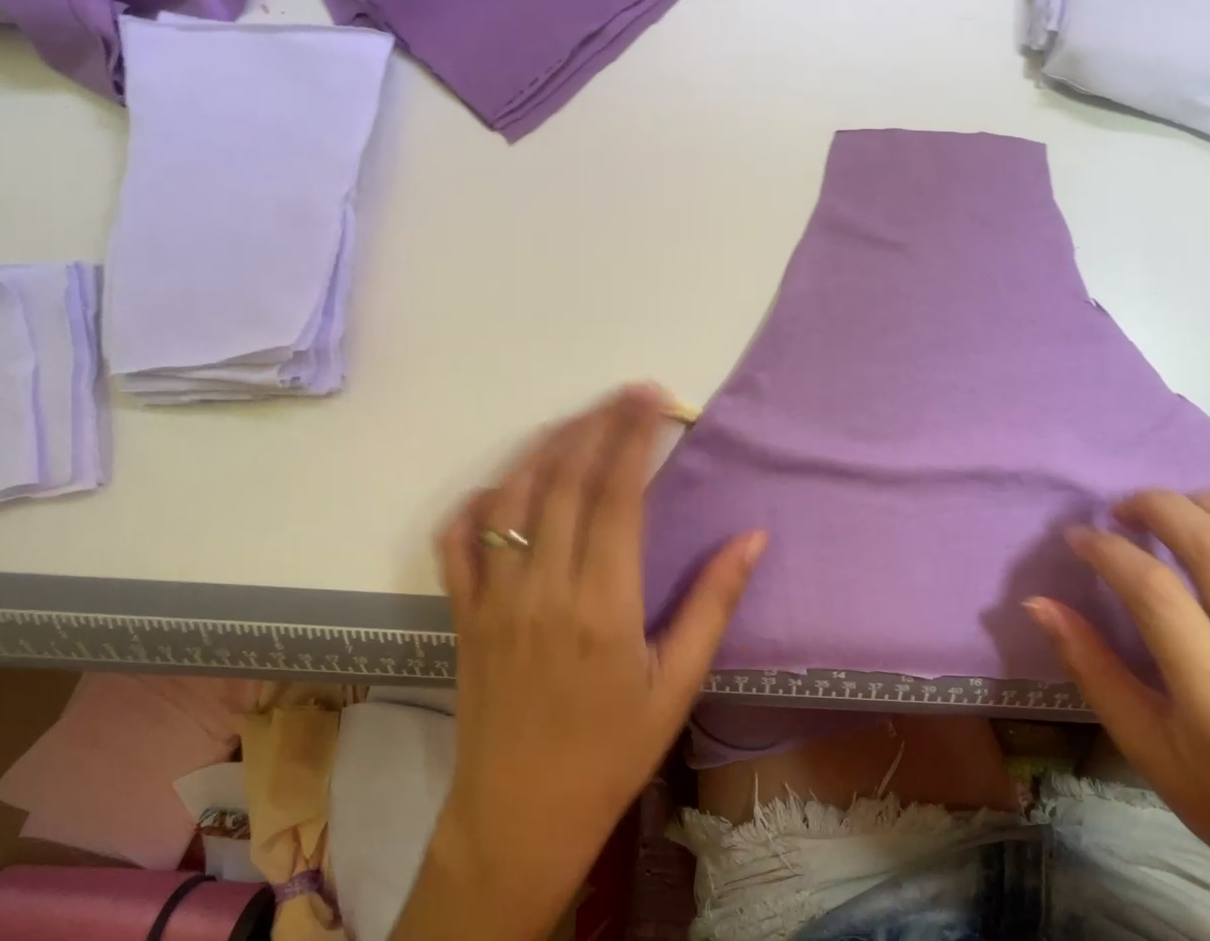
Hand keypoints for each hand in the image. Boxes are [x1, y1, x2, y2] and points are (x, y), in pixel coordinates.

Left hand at [395, 386, 766, 940]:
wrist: (520, 814)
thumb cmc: (611, 751)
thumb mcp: (677, 685)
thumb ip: (712, 604)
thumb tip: (752, 537)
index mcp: (602, 603)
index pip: (616, 495)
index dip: (633, 437)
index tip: (652, 398)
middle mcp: (543, 587)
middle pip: (564, 481)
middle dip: (597, 426)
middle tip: (627, 394)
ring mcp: (493, 598)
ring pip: (511, 499)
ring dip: (545, 449)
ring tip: (580, 422)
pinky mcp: (462, 614)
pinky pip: (457, 542)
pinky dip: (476, 502)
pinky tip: (502, 486)